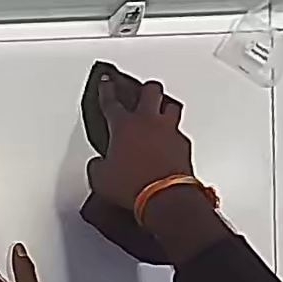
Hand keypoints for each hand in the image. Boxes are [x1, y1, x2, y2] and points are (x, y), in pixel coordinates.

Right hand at [86, 76, 229, 261]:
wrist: (164, 199)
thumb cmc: (134, 186)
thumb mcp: (101, 179)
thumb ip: (98, 166)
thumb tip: (99, 166)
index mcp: (124, 126)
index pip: (111, 101)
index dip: (107, 90)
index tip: (106, 83)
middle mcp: (148, 123)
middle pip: (150, 90)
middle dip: (144, 89)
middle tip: (141, 91)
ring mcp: (169, 132)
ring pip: (170, 105)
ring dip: (164, 106)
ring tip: (161, 108)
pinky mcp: (184, 146)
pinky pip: (180, 132)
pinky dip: (174, 134)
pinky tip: (171, 140)